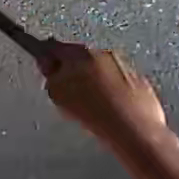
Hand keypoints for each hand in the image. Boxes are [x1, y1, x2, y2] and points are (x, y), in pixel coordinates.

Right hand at [40, 41, 169, 150]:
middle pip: (79, 56)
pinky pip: (119, 79)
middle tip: (66, 91)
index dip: (44, 52)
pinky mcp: (139, 79)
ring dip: (93, 79)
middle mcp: (102, 53)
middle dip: (71, 69)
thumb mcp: (58, 96)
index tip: (39, 53)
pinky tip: (109, 108)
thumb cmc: (97, 115)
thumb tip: (50, 67)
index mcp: (80, 53)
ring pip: (100, 67)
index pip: (54, 47)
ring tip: (91, 105)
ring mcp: (123, 65)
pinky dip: (112, 89)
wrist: (135, 131)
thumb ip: (50, 76)